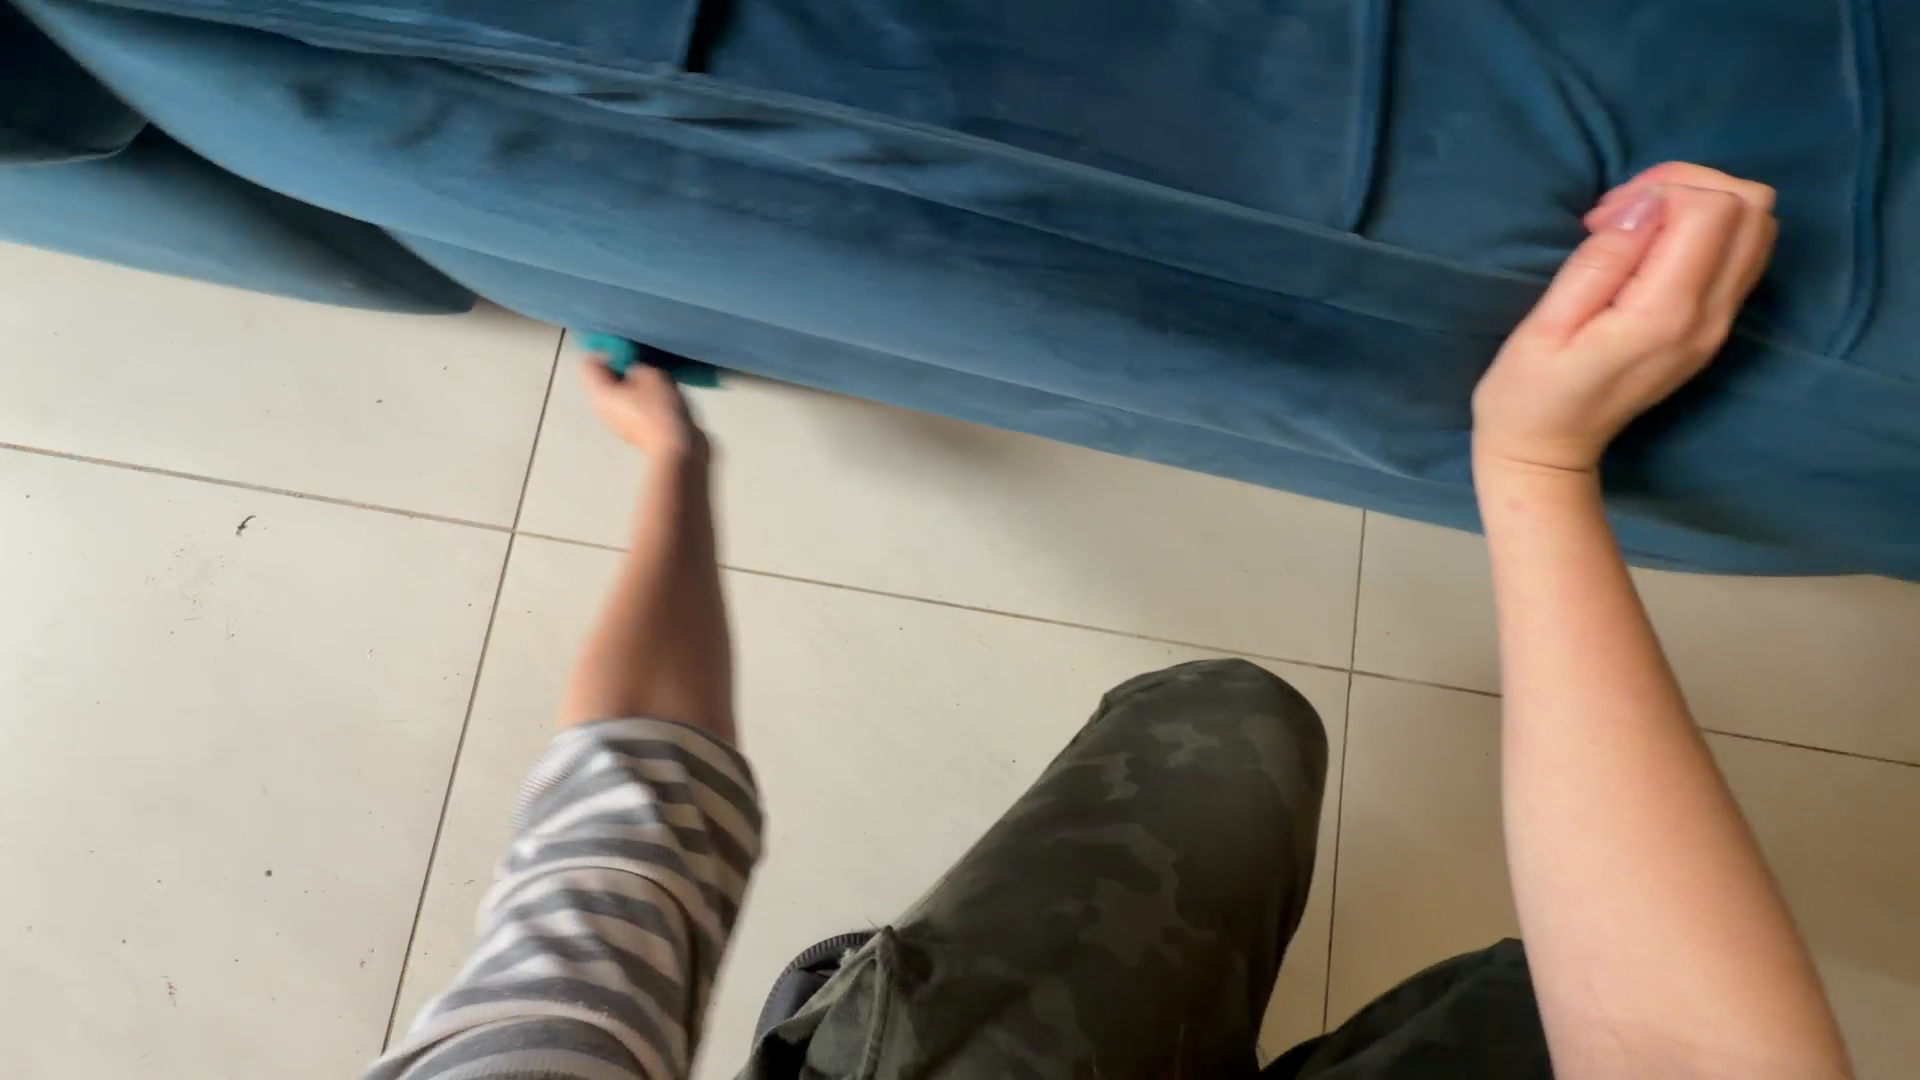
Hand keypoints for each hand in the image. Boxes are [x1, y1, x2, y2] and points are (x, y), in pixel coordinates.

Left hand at [580, 359, 710, 464]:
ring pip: (621, 393)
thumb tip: (632, 368)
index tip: (632, 353)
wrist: (679, 449)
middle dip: (624, 368)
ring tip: (660, 382)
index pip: (589, 362)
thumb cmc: (661, 409)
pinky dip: (645, 400)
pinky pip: (634, 407)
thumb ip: (636, 364)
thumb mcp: (652, 375)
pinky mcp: (634, 431)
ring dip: (637, 384)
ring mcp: (617, 421)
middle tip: (648, 365)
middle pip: (605, 378)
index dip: (609, 351)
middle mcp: (601, 408)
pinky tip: (665, 399)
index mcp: (599, 393)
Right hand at [1472, 162, 1777, 475]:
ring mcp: (1719, 325)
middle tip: (1619, 213)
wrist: (1543, 453)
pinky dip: (1705, 233)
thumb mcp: (1542, 328)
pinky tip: (1651, 251)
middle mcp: (1710, 315)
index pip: (1708, 209)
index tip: (1596, 220)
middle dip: (1685, 188)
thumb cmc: (1524, 395)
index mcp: (1664, 314)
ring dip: (1699, 207)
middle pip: (1749, 206)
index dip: (1655, 192)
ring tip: (1634, 228)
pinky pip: (1741, 255)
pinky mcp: (1712, 329)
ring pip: (1757, 225)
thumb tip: (1642, 205)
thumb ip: (1597, 264)